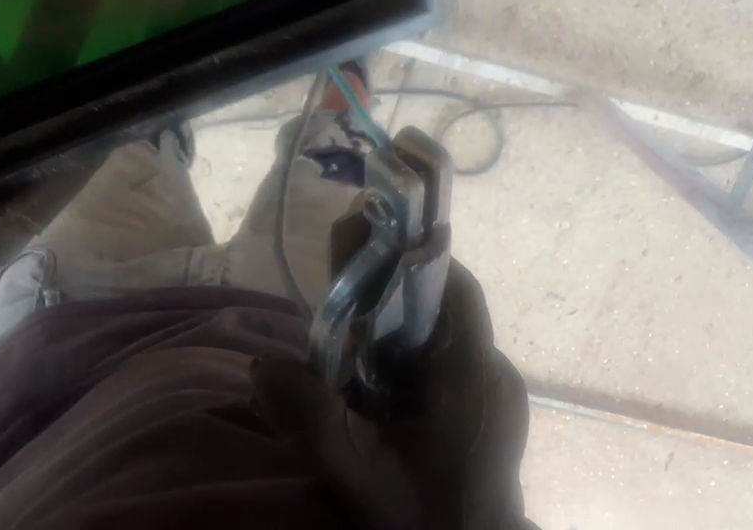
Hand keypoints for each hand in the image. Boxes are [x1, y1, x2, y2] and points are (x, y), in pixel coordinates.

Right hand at [250, 262, 533, 529]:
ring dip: (392, 332)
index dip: (409, 257)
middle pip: (437, 308)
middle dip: (386, 297)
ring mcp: (493, 396)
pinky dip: (404, 361)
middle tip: (338, 304)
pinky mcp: (485, 416)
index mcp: (473, 372)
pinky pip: (442, 365)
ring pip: (437, 338)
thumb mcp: (354, 465)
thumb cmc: (422, 515)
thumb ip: (306, 410)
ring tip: (347, 347)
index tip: (364, 250)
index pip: (453, 284)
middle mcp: (492, 373)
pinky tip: (370, 386)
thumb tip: (259, 365)